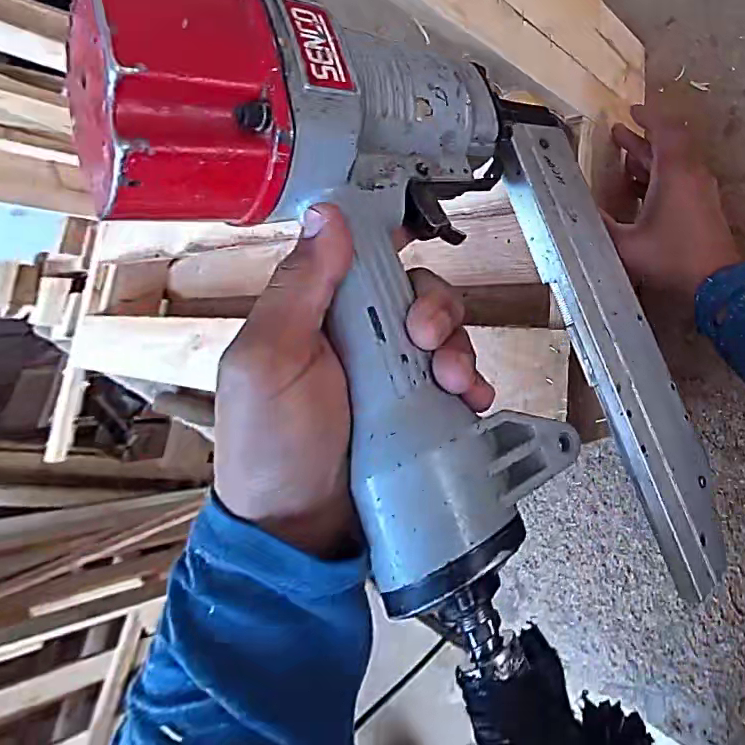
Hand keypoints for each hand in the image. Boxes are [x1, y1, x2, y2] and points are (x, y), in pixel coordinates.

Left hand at [213, 203, 496, 557]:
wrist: (304, 530)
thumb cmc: (272, 446)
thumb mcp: (270, 361)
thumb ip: (300, 288)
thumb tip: (326, 214)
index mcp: (321, 312)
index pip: (365, 256)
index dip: (395, 238)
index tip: (424, 233)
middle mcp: (363, 332)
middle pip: (420, 290)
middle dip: (436, 308)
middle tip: (424, 340)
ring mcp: (398, 368)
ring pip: (448, 329)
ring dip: (459, 349)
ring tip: (451, 384)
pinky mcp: (425, 399)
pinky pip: (464, 371)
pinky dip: (474, 379)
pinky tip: (470, 398)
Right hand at [602, 104, 742, 299]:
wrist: (717, 282)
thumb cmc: (673, 258)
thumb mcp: (627, 244)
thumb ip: (601, 225)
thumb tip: (577, 211)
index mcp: (676, 172)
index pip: (665, 130)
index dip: (648, 117)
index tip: (631, 111)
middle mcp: (692, 174)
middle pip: (669, 144)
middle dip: (642, 138)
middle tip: (618, 134)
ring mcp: (702, 190)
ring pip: (676, 162)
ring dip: (651, 158)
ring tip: (625, 160)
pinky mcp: (706, 205)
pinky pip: (683, 178)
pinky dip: (663, 175)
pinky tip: (643, 189)